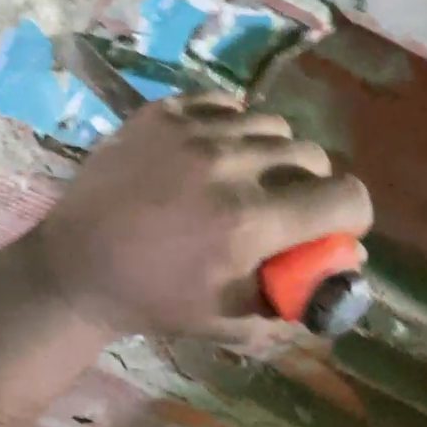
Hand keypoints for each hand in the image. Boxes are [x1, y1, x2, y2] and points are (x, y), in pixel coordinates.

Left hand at [27, 92, 371, 336]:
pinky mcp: (162, 113)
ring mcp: (192, 132)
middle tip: (286, 204)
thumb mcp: (228, 321)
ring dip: (274, 152)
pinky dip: (233, 125)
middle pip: (312, 156)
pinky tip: (216, 150)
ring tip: (249, 174)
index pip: (344, 196)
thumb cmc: (153, 300)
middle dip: (312, 184)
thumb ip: (294, 300)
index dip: (350, 215)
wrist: (75, 265)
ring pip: (273, 124)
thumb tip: (345, 267)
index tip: (335, 225)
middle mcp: (229, 166)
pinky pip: (226, 104)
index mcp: (250, 222)